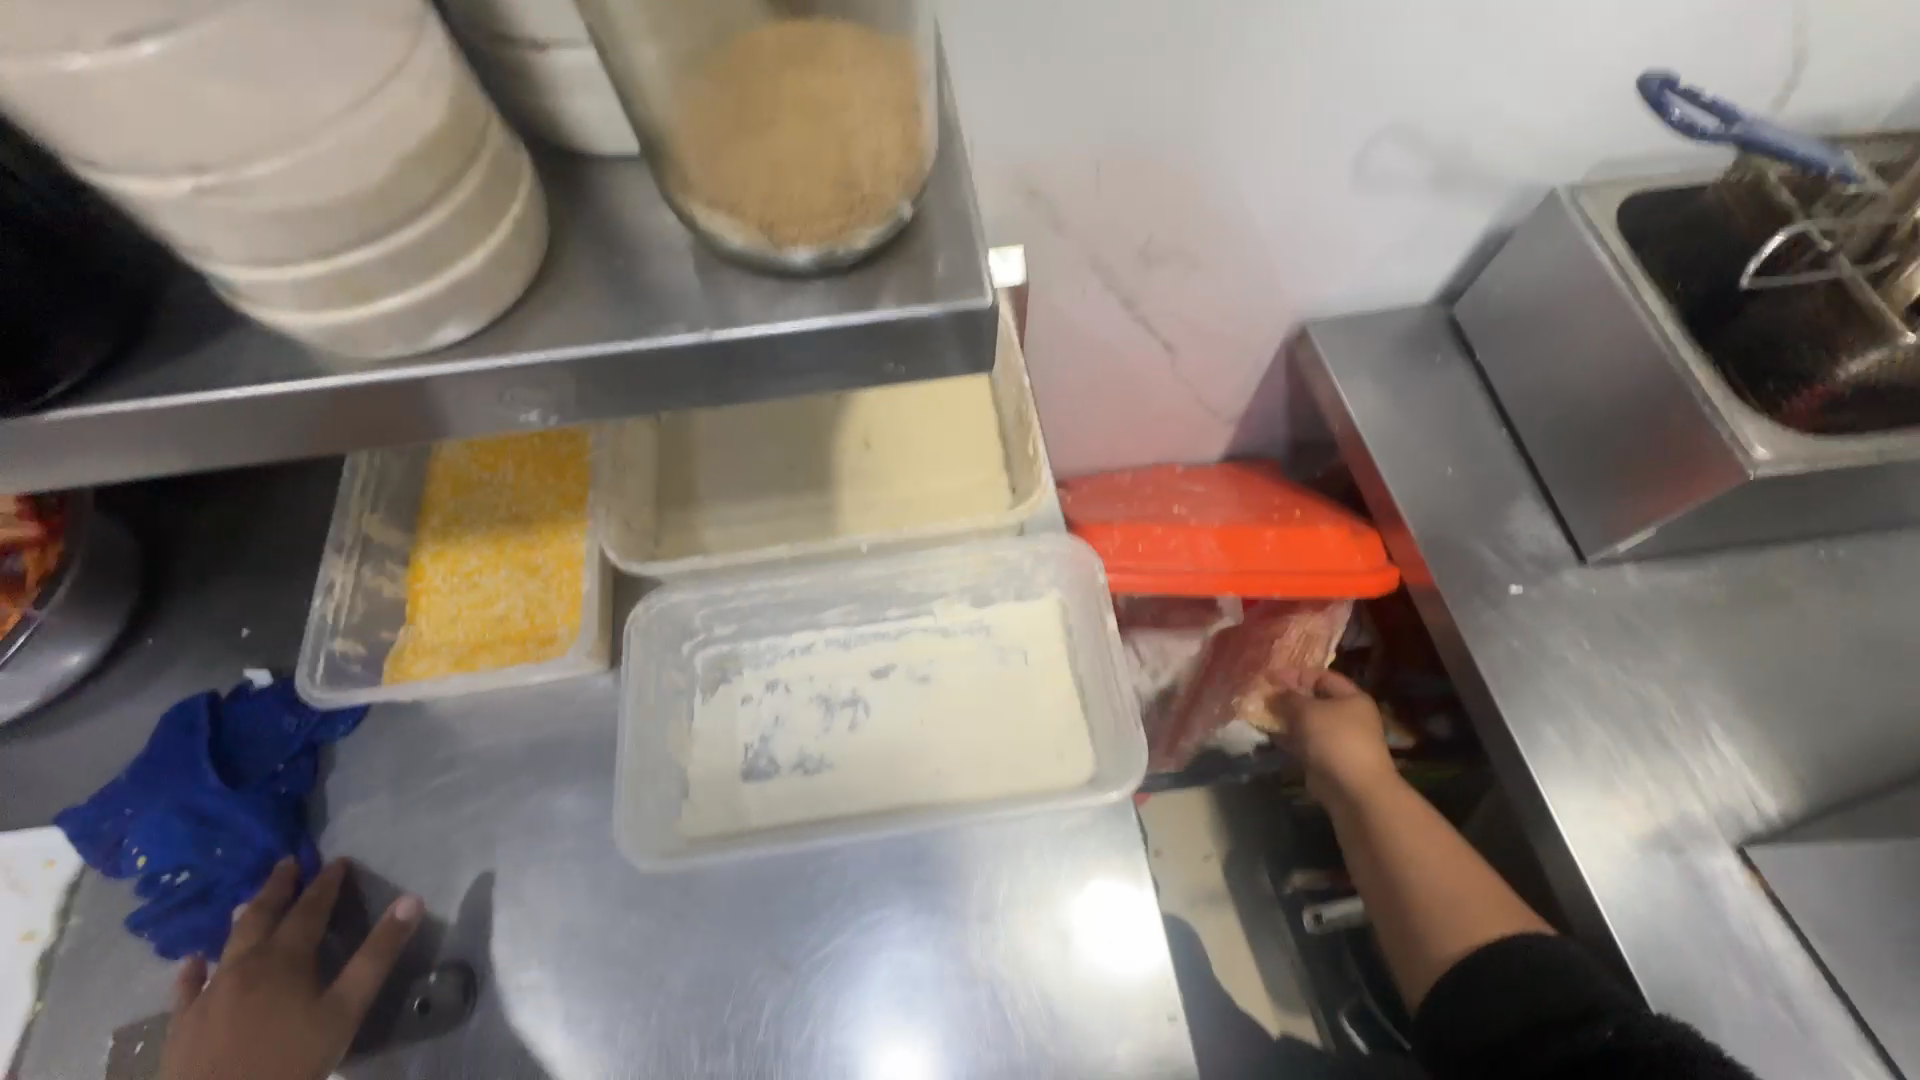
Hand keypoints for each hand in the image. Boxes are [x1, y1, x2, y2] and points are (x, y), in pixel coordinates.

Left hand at [160, 857, 422, 1079]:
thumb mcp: (348, 1008)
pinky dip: (192, 970)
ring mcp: (208, 996)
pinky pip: (187, 988)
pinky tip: (193, 962)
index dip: (326, 883)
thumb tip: (411, 899)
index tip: (338, 860)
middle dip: (278, 888)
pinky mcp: (183, 1025)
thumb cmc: (292, 1058)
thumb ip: (378, 953)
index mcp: (285, 958)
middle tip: (287, 862)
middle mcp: (243, 966)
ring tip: (249, 901)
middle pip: (261, 918)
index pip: (310, 909)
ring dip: (243, 920)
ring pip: (226, 946)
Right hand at [1271, 670, 1399, 803]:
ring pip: (1304, 722)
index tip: (1269, 677)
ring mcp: (1335, 739)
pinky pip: (1301, 741)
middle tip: (1261, 695)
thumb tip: (1275, 694)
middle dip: (1286, 696)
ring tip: (1258, 712)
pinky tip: (1265, 733)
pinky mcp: (1324, 758)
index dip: (1295, 674)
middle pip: (1312, 699)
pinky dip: (1285, 737)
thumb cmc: (1334, 739)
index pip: (1321, 676)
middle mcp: (1346, 716)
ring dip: (1283, 717)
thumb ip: (1288, 697)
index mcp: (1351, 698)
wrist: (1352, 788)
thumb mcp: (1308, 710)